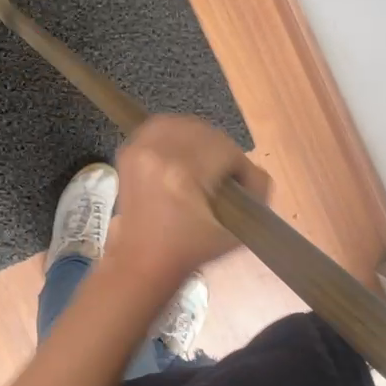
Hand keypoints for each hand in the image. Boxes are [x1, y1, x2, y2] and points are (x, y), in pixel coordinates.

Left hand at [108, 115, 271, 282]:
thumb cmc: (188, 251)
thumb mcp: (234, 232)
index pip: (227, 150)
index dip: (242, 168)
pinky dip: (175, 135)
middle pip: (206, 133)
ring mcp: (140, 150)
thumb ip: (255, 196)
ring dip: (200, 139)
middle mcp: (159, 153)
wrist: (141, 260)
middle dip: (222, 152)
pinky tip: (184, 152)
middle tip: (228, 175)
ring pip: (183, 124)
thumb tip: (255, 175)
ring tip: (208, 161)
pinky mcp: (129, 151)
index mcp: (184, 173)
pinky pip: (158, 127)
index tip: (245, 187)